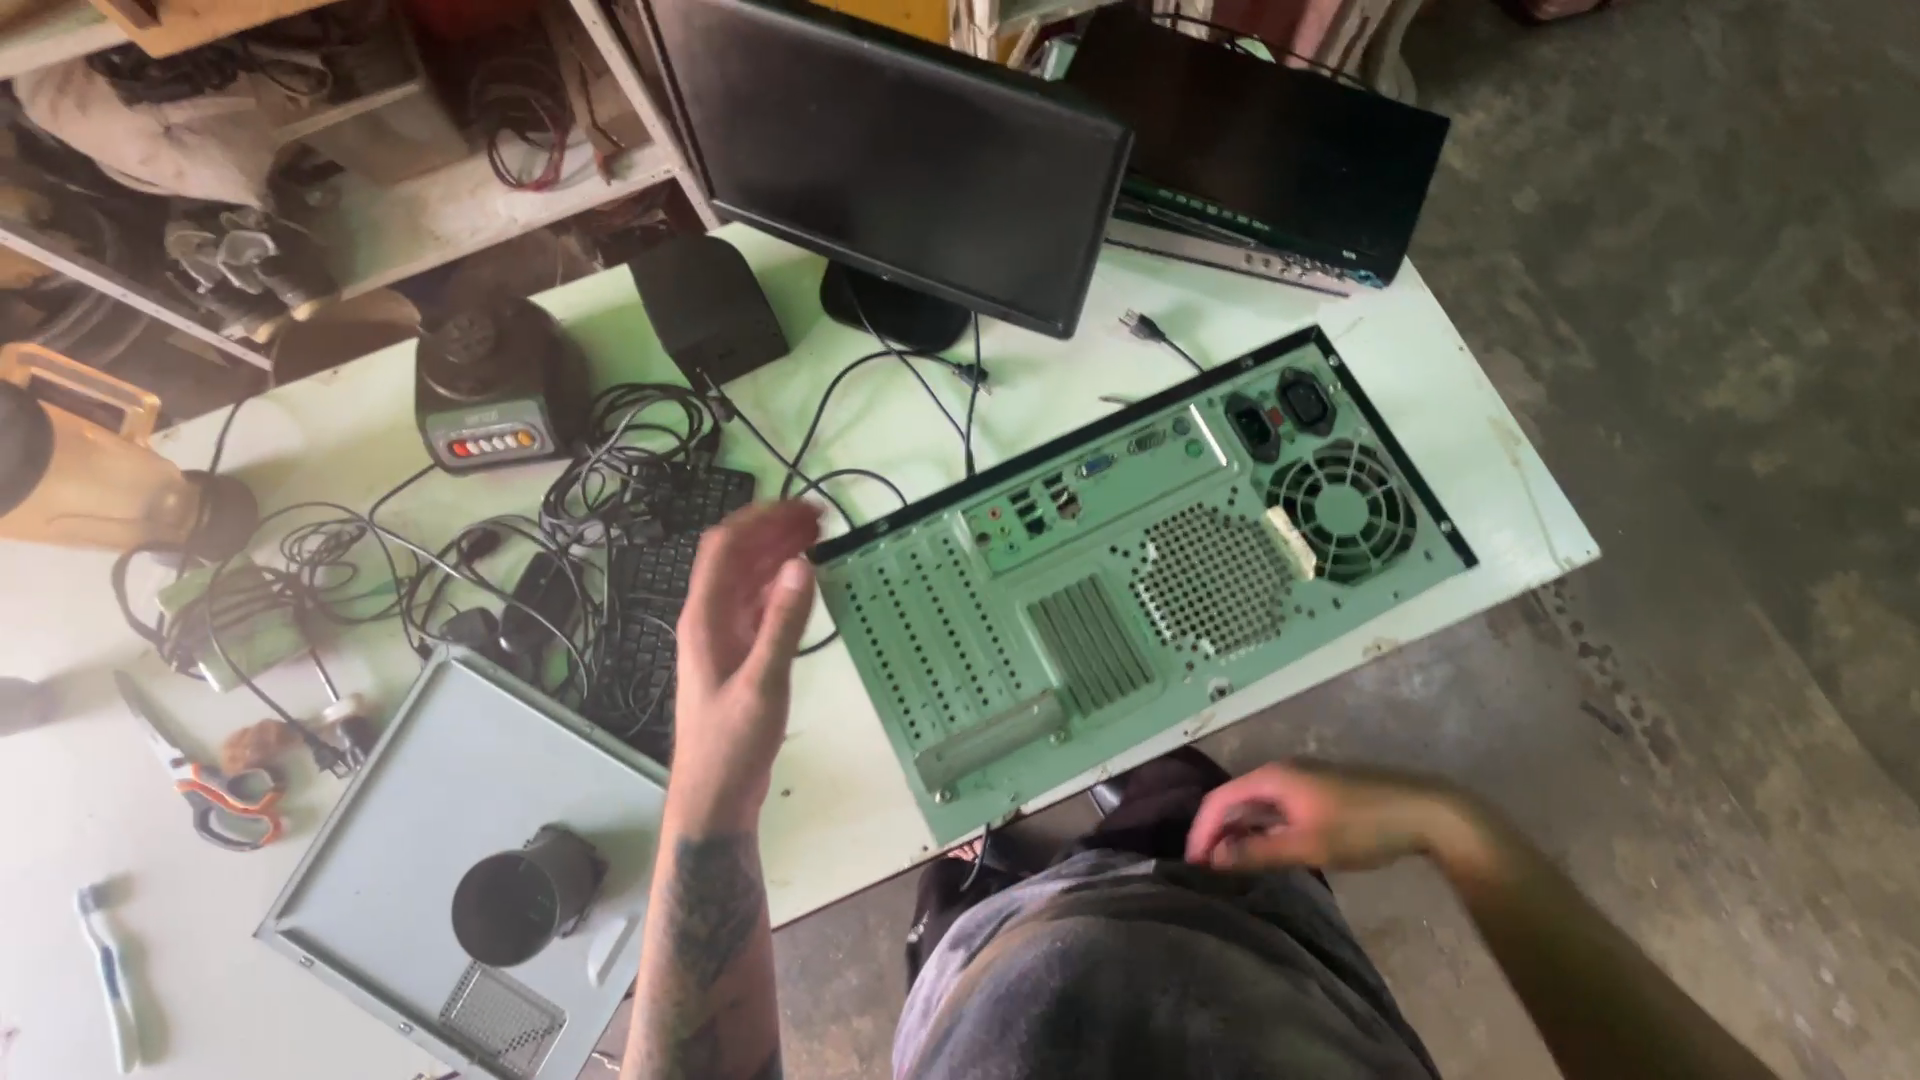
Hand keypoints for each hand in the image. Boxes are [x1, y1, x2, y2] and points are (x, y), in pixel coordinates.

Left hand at [670, 500, 821, 828]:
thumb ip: (784, 623)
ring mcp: (722, 635)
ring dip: (777, 554)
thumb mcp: (763, 682)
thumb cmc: (732, 742)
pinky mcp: (737, 653)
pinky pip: (758, 604)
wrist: (715, 795)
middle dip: (774, 530)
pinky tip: (805, 582)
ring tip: (817, 539)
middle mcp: (709, 618)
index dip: (761, 520)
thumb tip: (803, 565)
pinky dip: (780, 585)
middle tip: (820, 519)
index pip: (726, 548)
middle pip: (737, 557)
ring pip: (748, 579)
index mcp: (705, 618)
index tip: (803, 509)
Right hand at [1185, 760, 1482, 873]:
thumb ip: (1258, 852)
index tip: (1191, 866)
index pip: (1218, 800)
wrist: (1428, 812)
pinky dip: (1260, 829)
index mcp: (1271, 777)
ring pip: (1255, 805)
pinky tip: (1263, 852)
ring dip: (1238, 832)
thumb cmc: (1362, 827)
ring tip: (1227, 866)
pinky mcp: (1317, 793)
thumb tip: (1213, 859)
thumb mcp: (1307, 846)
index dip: (1200, 832)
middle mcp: (1280, 772)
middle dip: (1215, 833)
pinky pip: (1274, 809)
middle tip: (1205, 870)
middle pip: (1233, 799)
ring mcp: (1300, 780)